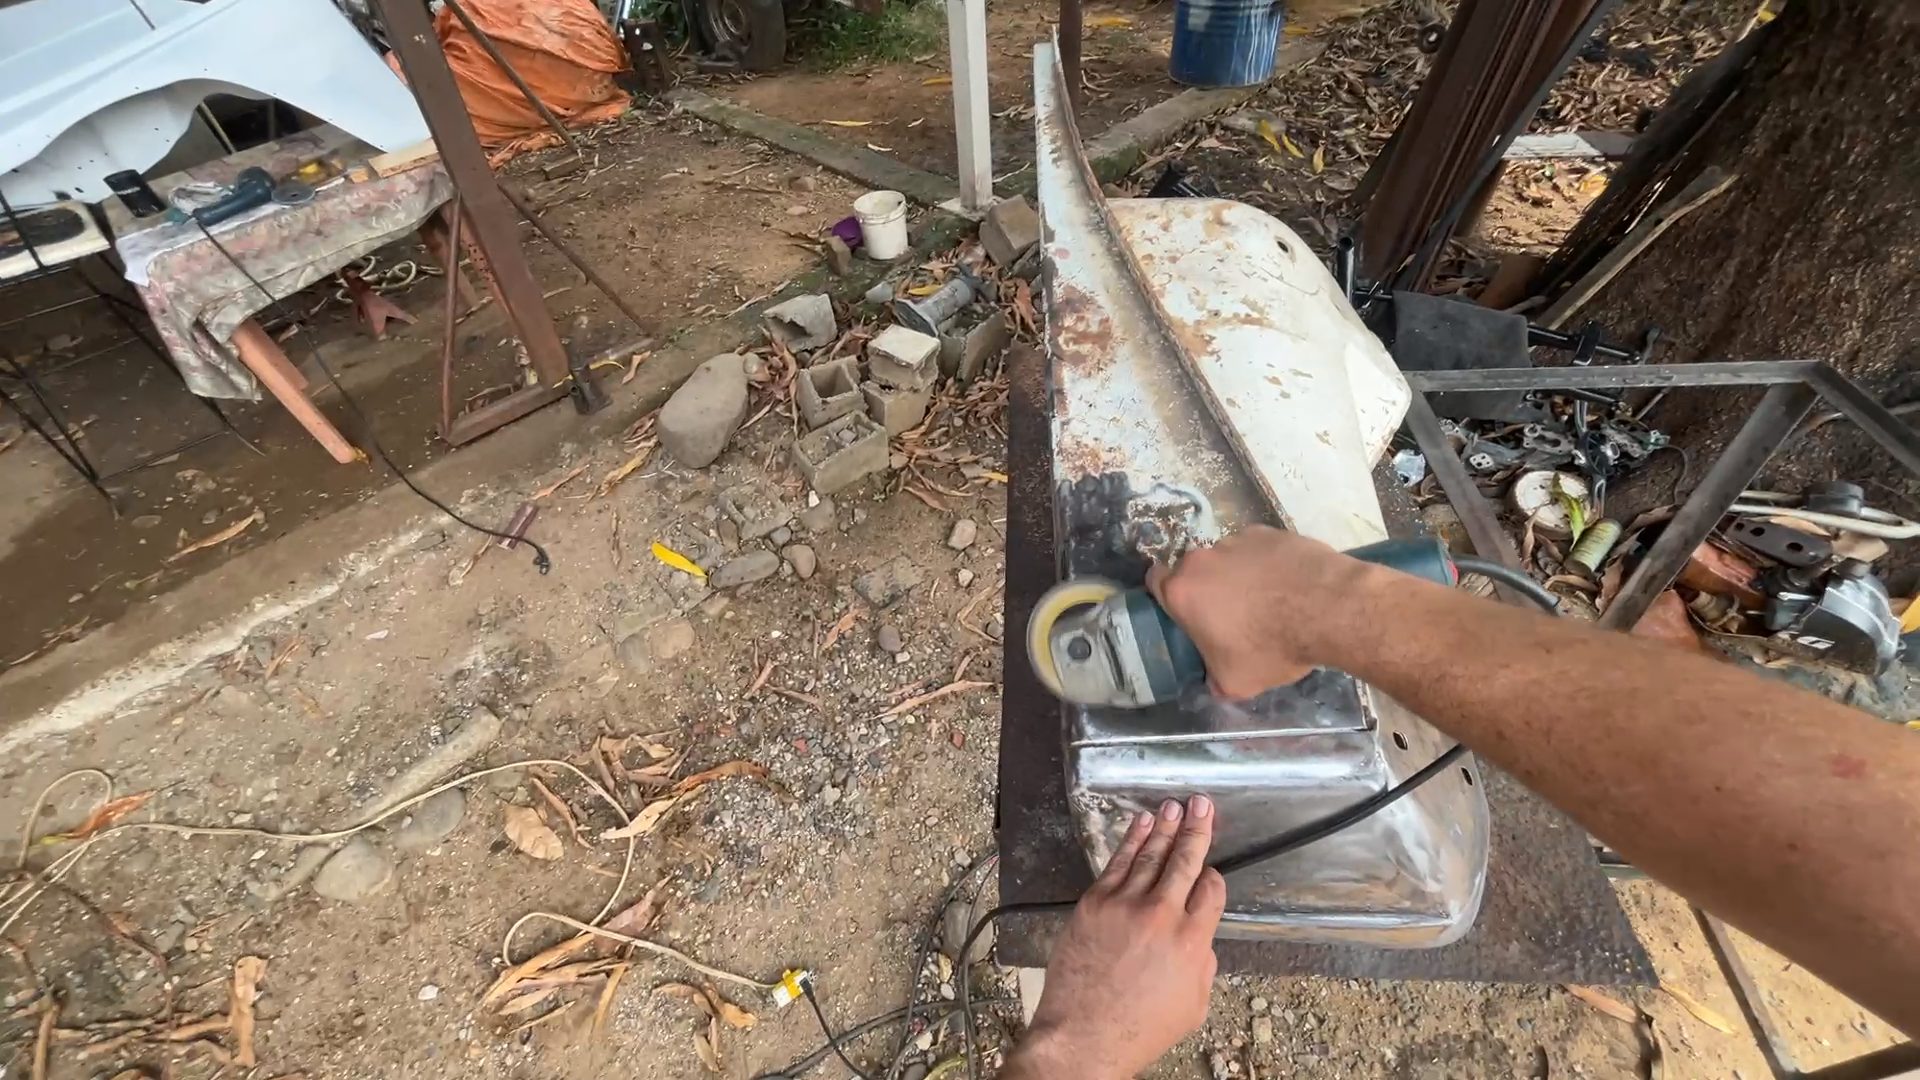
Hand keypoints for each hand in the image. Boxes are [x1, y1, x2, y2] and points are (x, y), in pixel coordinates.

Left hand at [1011, 797, 1225, 1079]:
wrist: (1085, 1032)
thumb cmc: (1141, 1027)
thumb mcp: (1192, 1006)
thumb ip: (1202, 963)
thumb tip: (1200, 934)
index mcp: (1191, 943)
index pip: (1211, 892)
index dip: (1213, 878)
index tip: (1212, 871)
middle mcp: (1161, 915)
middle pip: (1184, 861)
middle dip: (1196, 829)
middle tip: (1202, 804)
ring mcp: (1125, 903)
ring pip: (1150, 854)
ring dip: (1164, 827)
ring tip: (1175, 805)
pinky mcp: (1095, 900)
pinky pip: (1117, 861)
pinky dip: (1131, 839)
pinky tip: (1142, 823)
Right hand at [1147, 526, 1369, 698]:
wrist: (1329, 610)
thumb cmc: (1272, 647)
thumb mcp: (1235, 682)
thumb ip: (1212, 679)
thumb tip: (1212, 680)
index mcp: (1182, 592)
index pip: (1154, 581)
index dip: (1166, 596)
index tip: (1185, 611)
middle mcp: (1201, 560)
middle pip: (1193, 571)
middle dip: (1207, 589)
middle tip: (1231, 614)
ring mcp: (1235, 541)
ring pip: (1226, 559)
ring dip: (1237, 575)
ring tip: (1268, 599)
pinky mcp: (1268, 532)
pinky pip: (1257, 549)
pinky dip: (1266, 563)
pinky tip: (1288, 583)